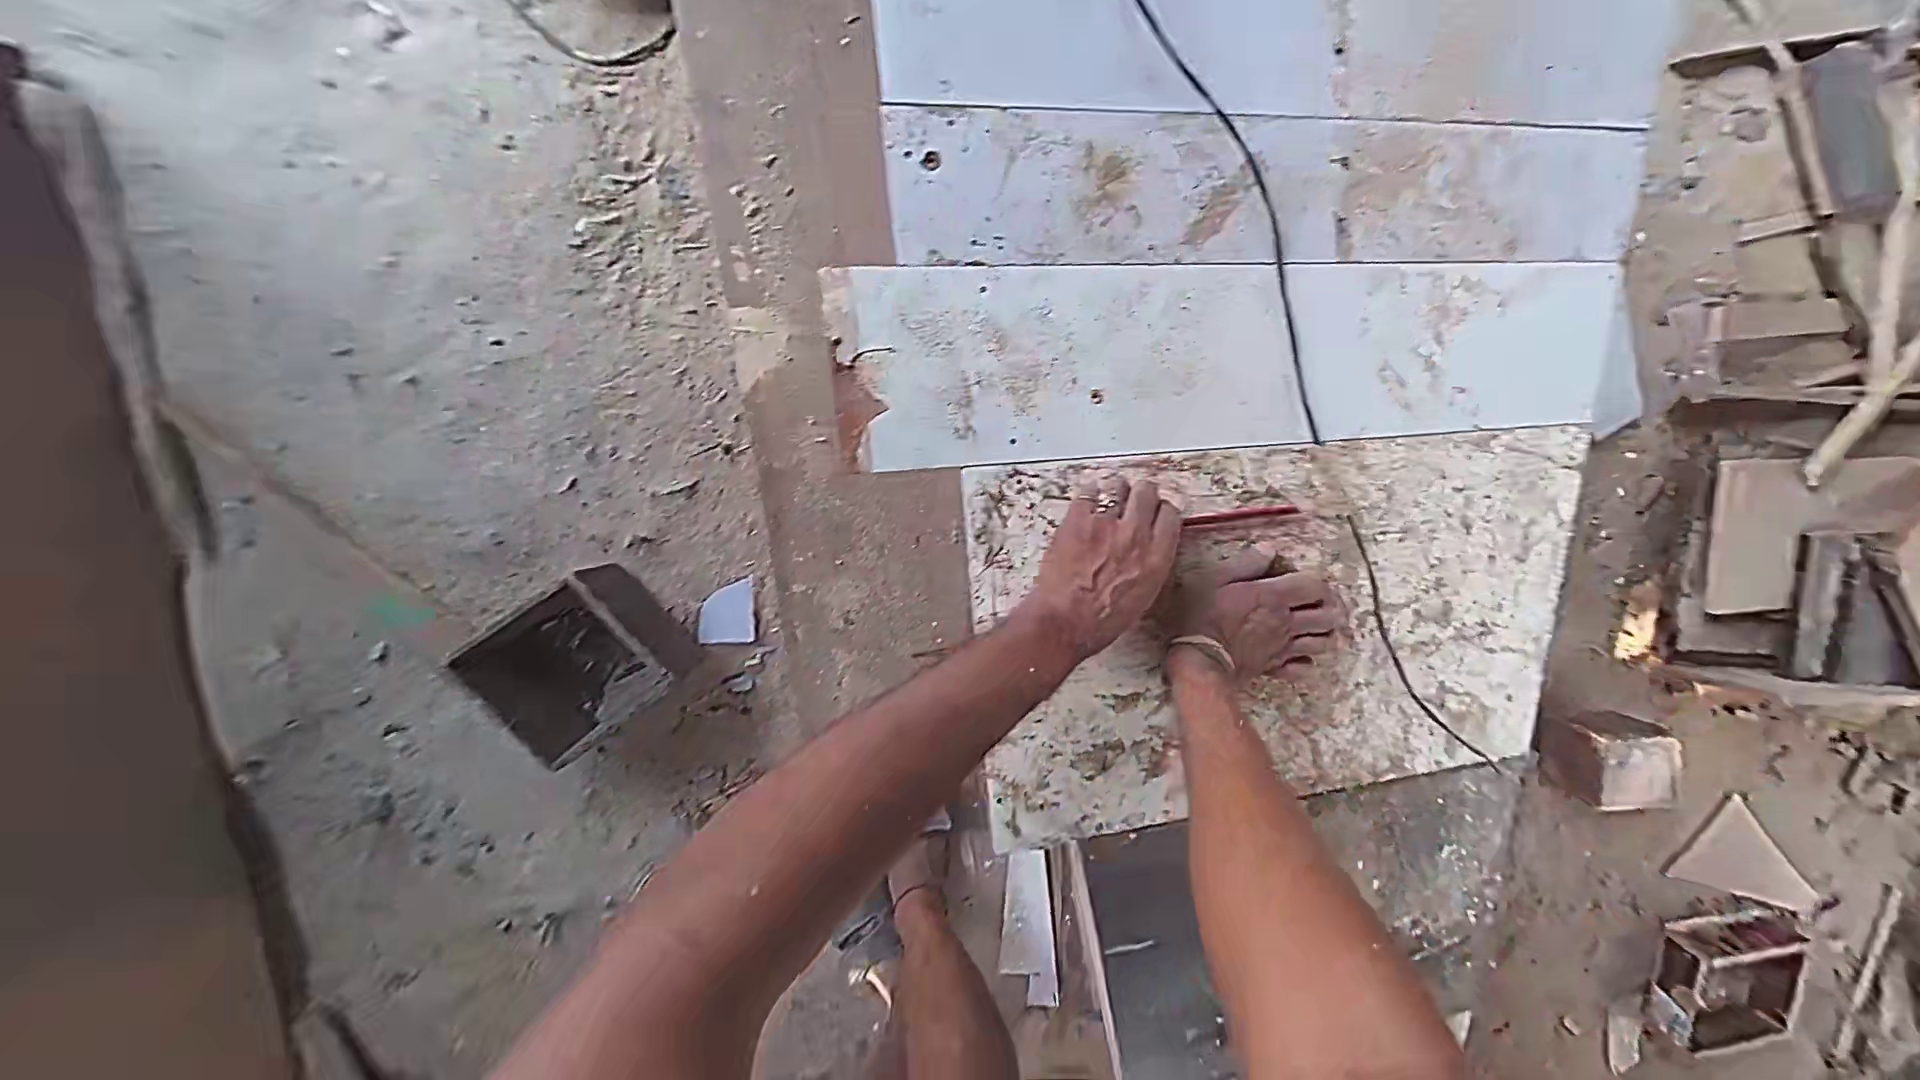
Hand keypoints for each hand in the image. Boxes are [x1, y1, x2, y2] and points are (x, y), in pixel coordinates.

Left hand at [1017, 476, 1181, 660]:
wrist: (1064, 622)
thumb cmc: (1098, 621)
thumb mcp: (1141, 597)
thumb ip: (1149, 566)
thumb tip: (1146, 551)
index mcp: (1156, 557)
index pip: (1170, 515)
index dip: (1161, 511)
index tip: (1154, 511)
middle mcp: (1135, 535)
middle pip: (1147, 493)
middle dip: (1140, 494)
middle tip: (1131, 499)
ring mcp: (1105, 524)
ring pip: (1118, 487)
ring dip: (1114, 490)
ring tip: (1107, 498)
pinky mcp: (1077, 520)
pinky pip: (1087, 493)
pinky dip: (1088, 495)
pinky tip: (1086, 502)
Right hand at [1168, 549, 1342, 684]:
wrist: (1197, 661)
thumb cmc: (1201, 617)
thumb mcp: (1213, 579)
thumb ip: (1244, 564)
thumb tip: (1268, 550)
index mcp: (1274, 597)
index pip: (1315, 586)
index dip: (1319, 583)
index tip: (1309, 582)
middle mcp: (1286, 622)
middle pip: (1329, 617)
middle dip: (1332, 609)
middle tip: (1323, 605)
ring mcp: (1282, 648)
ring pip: (1323, 643)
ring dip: (1325, 634)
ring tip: (1317, 629)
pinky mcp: (1273, 668)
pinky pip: (1302, 669)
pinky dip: (1305, 663)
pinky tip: (1299, 657)